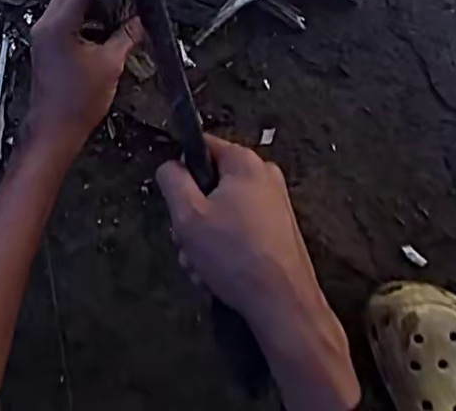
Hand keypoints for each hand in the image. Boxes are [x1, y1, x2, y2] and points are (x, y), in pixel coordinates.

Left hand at [25, 0, 140, 154]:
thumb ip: (126, 36)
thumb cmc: (77, 102)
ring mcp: (42, 35)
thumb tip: (139, 20)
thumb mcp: (110, 64)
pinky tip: (98, 35)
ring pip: (64, 4)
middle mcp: (45, 26)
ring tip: (111, 20)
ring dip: (87, 6)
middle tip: (118, 3)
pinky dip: (79, 20)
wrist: (55, 129)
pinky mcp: (44, 46)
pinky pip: (61, 20)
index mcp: (58, 25)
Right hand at [157, 135, 359, 410]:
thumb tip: (170, 166)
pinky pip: (241, 229)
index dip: (181, 173)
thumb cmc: (235, 256)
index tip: (177, 201)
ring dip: (205, 236)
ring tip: (202, 265)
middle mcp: (264, 176)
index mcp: (244, 161)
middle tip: (187, 240)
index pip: (199, 146)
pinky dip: (227, 247)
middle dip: (193, 214)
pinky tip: (219, 274)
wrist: (285, 309)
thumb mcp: (186, 213)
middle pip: (210, 183)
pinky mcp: (280, 232)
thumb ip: (170, 178)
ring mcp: (276, 205)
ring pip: (223, 210)